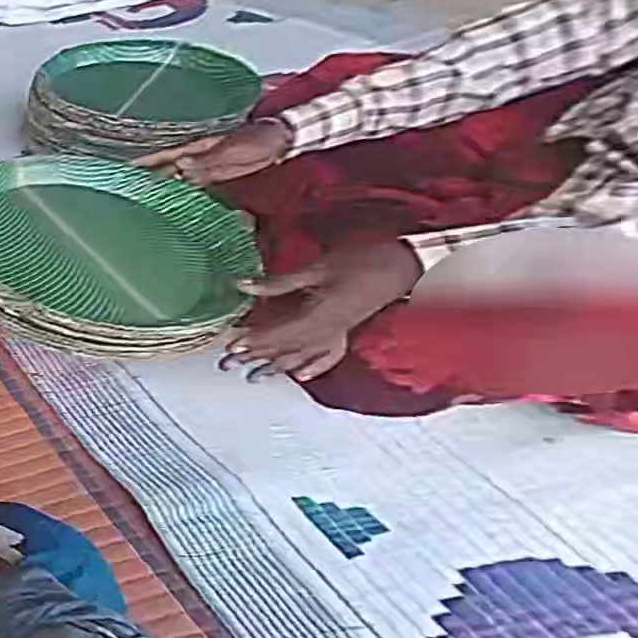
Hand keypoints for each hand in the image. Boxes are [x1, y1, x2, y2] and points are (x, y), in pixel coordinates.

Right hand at [137, 119, 292, 184]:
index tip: (124, 167)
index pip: (164, 154)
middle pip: (163, 166)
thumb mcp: (233, 149)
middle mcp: (195, 156)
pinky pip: (188, 184)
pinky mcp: (211, 175)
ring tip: (138, 195)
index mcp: (197, 146)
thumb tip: (179, 166)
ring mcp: (202, 165)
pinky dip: (177, 191)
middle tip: (123, 186)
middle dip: (144, 174)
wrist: (282, 142)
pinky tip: (167, 198)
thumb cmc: (259, 140)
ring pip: (174, 176)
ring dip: (158, 185)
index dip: (144, 160)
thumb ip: (206, 160)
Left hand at [221, 241, 422, 381]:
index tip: (232, 346)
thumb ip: (278, 282)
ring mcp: (341, 332)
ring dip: (276, 367)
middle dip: (255, 357)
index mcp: (324, 313)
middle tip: (226, 365)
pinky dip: (314, 366)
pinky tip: (299, 376)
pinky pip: (330, 355)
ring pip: (303, 355)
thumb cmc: (365, 260)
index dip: (255, 340)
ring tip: (251, 378)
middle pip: (286, 348)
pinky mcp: (347, 330)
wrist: (411, 261)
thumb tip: (243, 284)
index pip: (281, 332)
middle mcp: (331, 328)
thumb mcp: (317, 268)